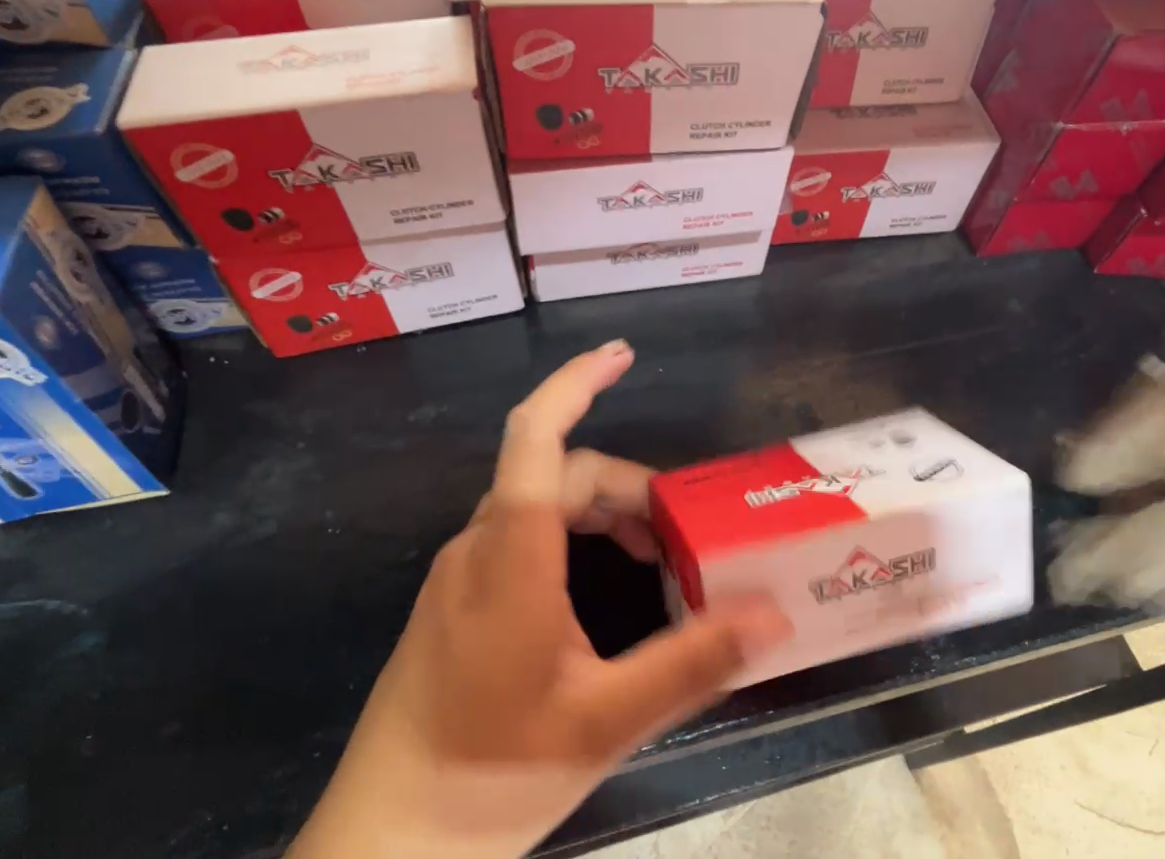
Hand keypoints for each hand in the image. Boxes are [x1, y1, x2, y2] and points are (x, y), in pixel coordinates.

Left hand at [289, 340, 792, 858]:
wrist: (390, 838)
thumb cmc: (492, 774)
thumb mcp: (606, 723)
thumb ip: (692, 663)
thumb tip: (774, 614)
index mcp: (511, 556)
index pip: (537, 436)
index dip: (577, 383)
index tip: (623, 355)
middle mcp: (479, 546)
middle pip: (557, 474)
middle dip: (626, 487)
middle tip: (682, 536)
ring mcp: (460, 573)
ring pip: (536, 503)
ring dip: (600, 512)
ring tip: (653, 559)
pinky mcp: (455, 601)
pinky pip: (519, 536)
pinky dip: (571, 536)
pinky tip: (598, 590)